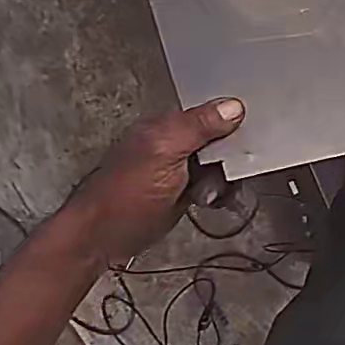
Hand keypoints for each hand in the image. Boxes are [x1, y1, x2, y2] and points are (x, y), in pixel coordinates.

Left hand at [69, 97, 245, 262]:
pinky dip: (218, 195)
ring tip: (205, 196)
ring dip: (222, 183)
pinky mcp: (183, 193)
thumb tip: (232, 106)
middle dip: (228, 161)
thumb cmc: (126, 195)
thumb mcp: (164, 152)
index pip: (211, 115)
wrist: (104, 238)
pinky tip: (209, 202)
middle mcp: (173, 145)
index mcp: (165, 126)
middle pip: (220, 143)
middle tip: (218, 176)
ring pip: (219, 168)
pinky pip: (213, 187)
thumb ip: (197, 127)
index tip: (240, 146)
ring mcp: (179, 171)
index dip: (230, 128)